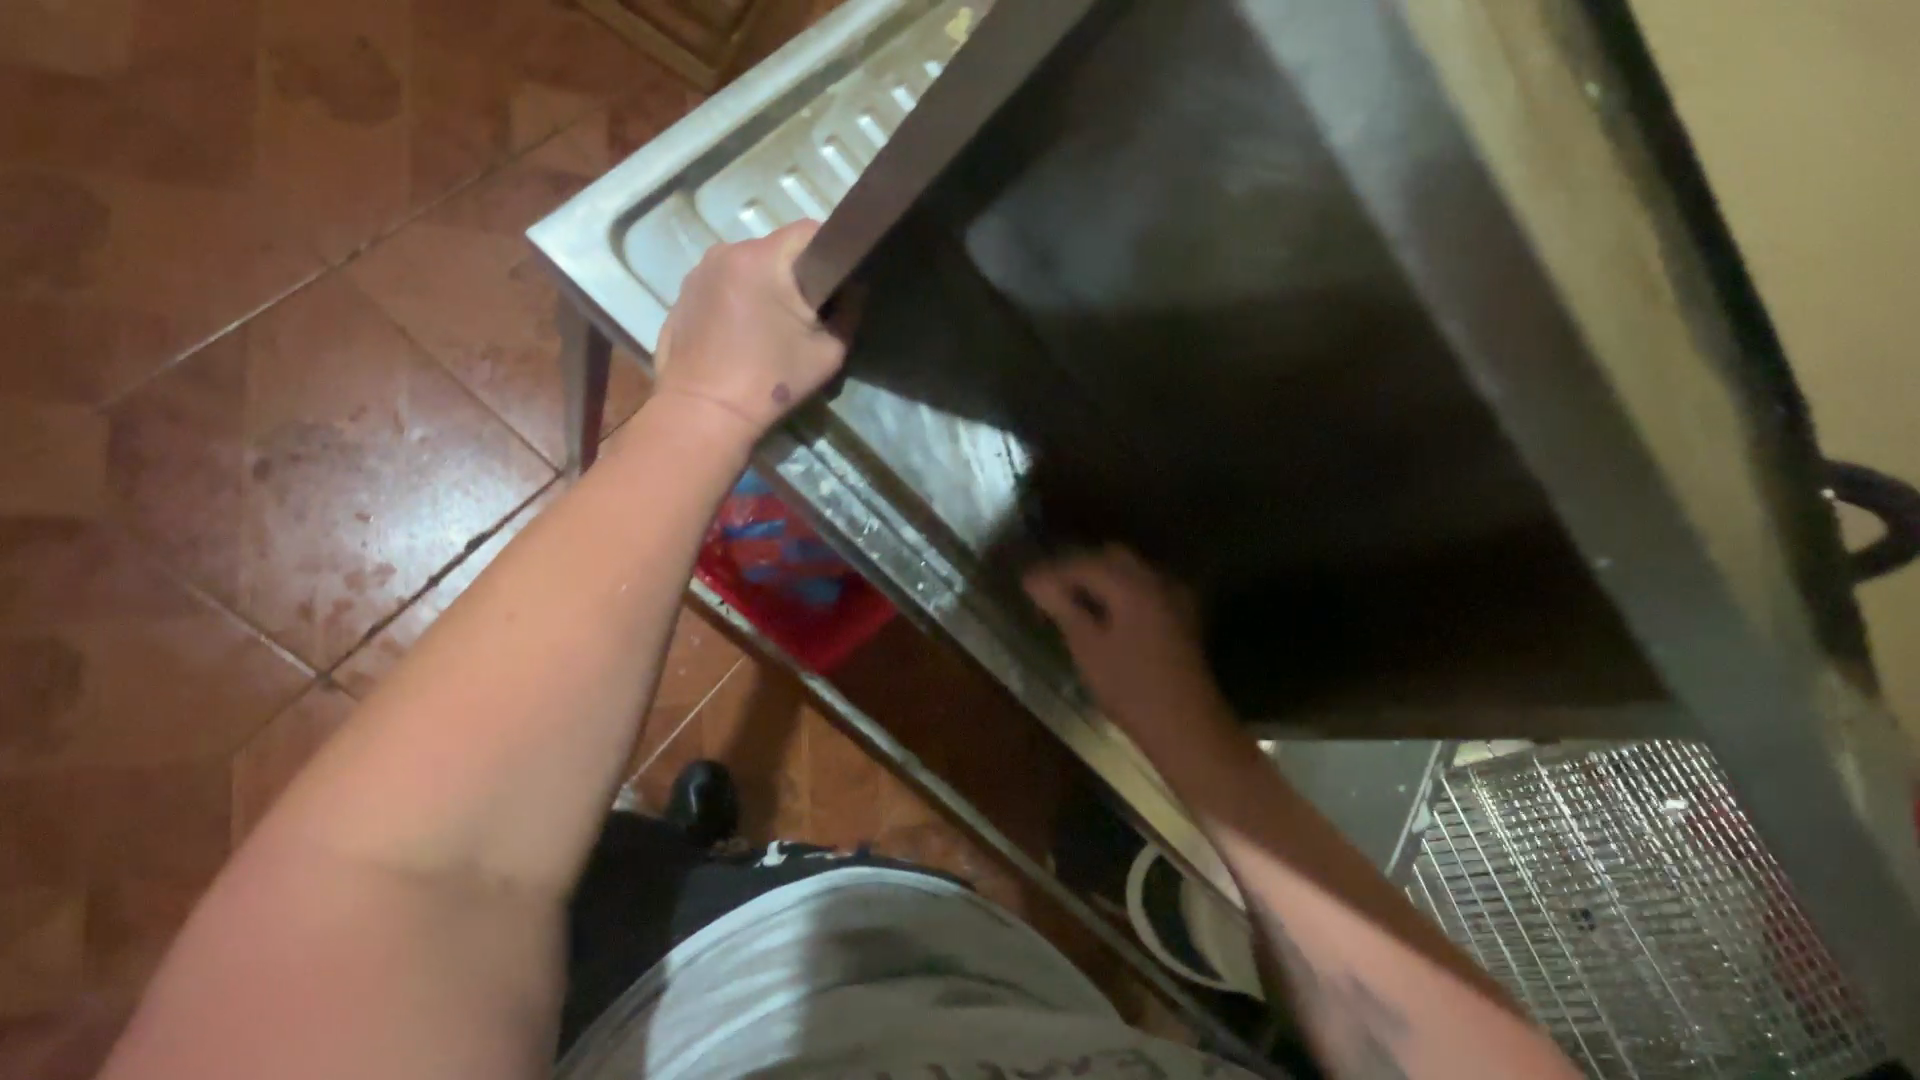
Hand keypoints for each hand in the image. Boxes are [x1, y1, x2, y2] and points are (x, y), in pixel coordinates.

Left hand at [652, 221, 846, 437]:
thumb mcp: (829, 352)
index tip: (837, 283)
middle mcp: (726, 252)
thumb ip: (848, 313)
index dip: (830, 251)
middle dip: (794, 273)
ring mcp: (698, 272)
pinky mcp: (683, 295)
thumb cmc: (771, 381)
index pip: (809, 231)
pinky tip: (741, 335)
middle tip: (805, 313)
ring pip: (747, 266)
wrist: (705, 413)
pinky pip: (722, 285)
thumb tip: (851, 291)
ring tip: (770, 326)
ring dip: (763, 286)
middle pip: (775, 249)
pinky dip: (737, 300)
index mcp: (763, 259)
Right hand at [1023, 546, 1233, 743]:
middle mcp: (1156, 580)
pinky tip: (1105, 614)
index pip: (1083, 564)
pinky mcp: (1181, 615)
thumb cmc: (1130, 688)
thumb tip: (1036, 581)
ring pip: (1130, 571)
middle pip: (1110, 558)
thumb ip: (1062, 607)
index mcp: (1131, 585)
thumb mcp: (1088, 648)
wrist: (1185, 724)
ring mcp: (1173, 597)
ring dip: (1101, 579)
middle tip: (1050, 591)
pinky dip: (1122, 591)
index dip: (1052, 572)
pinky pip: (1145, 588)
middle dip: (1078, 569)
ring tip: (1073, 603)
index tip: (1026, 584)